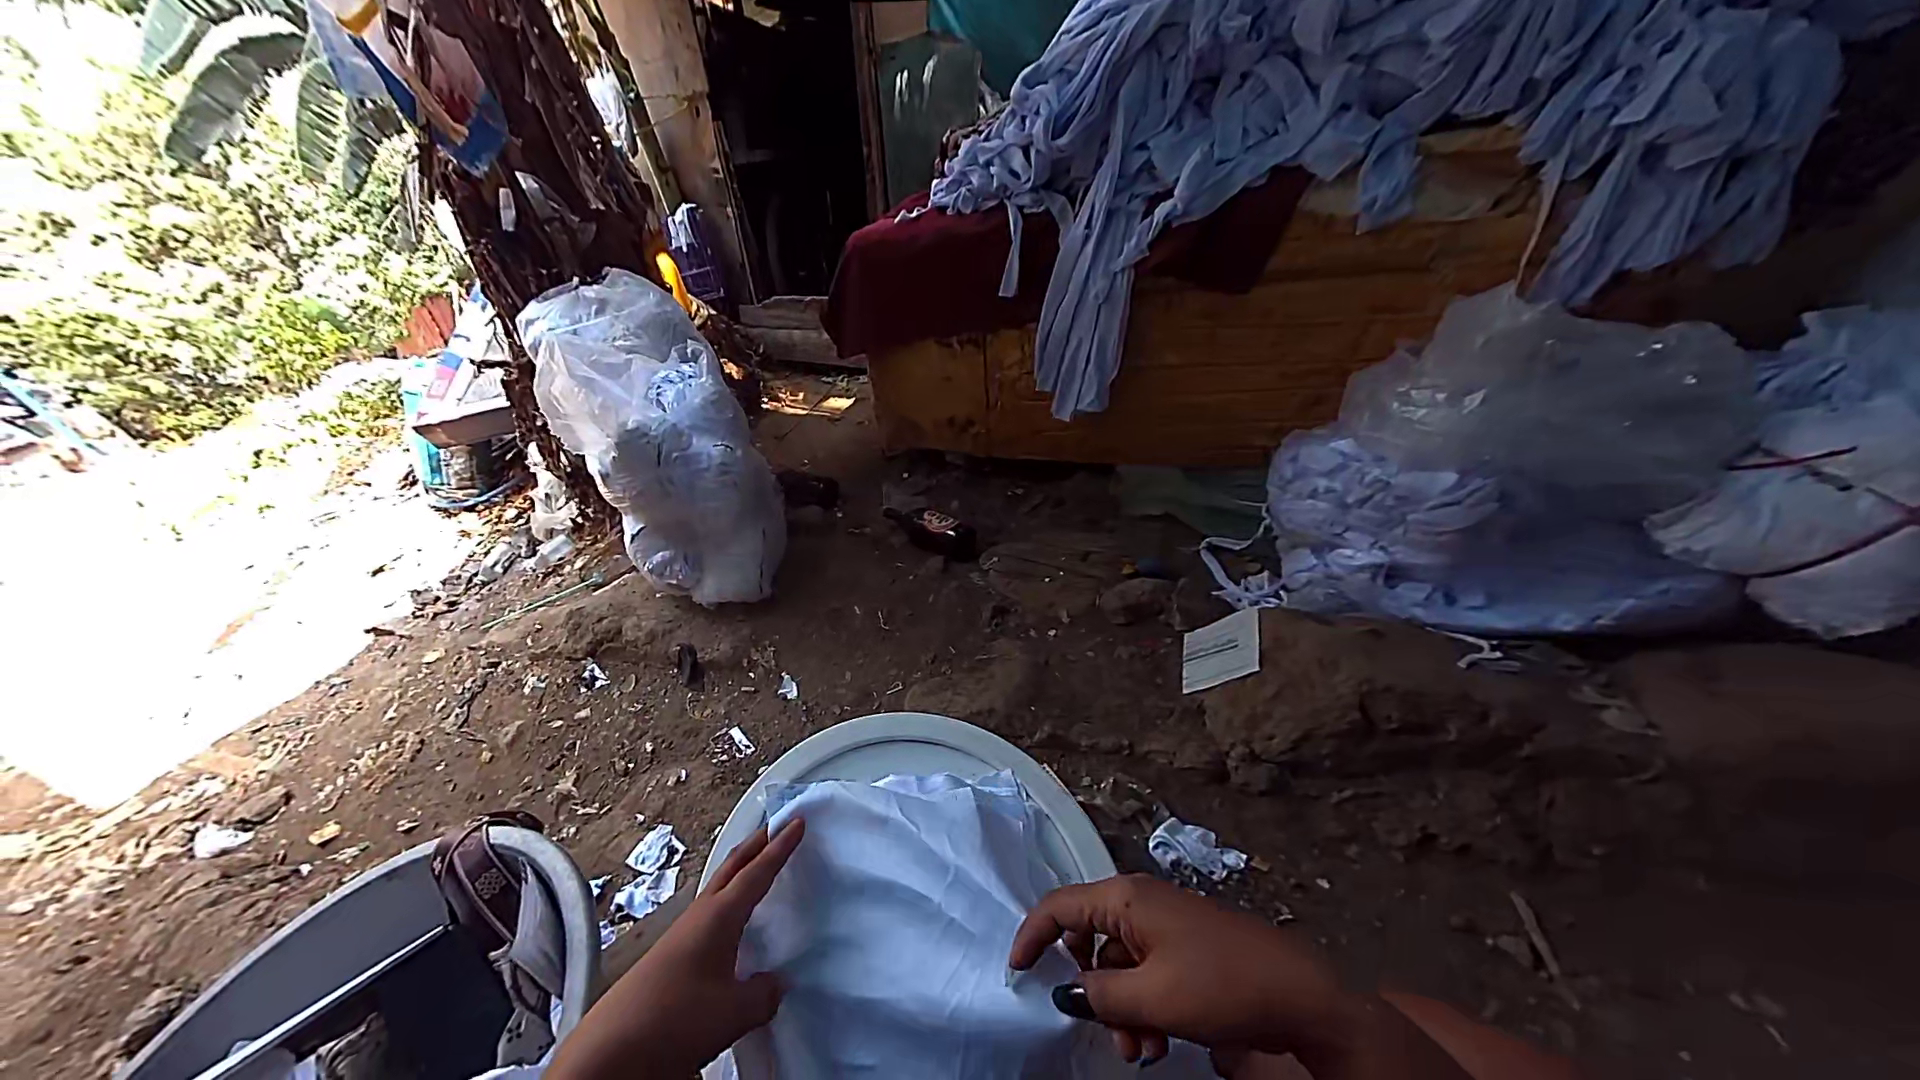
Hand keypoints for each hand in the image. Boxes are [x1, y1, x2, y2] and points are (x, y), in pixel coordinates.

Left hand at [548, 817, 805, 1079]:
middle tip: (776, 827)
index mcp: (719, 916)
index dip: (781, 847)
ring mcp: (679, 935)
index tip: (796, 822)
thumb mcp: (732, 1012)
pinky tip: (728, 924)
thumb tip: (773, 985)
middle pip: (732, 867)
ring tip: (755, 865)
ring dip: (739, 870)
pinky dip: (725, 901)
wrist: (607, 1055)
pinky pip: (706, 914)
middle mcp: (699, 916)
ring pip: (717, 888)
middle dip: (756, 844)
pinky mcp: (667, 958)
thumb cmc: (672, 1021)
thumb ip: (762, 994)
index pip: (758, 872)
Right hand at [1009, 875, 1471, 1078]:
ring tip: (1139, 1050)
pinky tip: (1158, 1041)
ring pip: (1117, 962)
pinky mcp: (1183, 945)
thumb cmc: (1220, 984)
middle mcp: (1138, 901)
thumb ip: (1100, 993)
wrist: (1300, 994)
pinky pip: (1143, 970)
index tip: (1017, 971)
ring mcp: (1163, 922)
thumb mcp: (1152, 997)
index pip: (1060, 906)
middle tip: (1103, 1032)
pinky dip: (1141, 1004)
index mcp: (1124, 897)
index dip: (1033, 935)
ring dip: (1118, 1007)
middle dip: (1089, 988)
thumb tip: (1066, 991)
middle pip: (1089, 938)